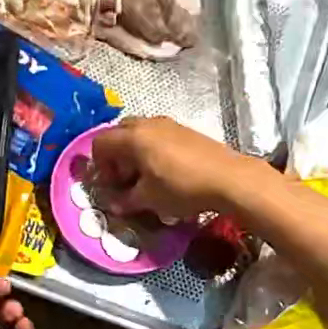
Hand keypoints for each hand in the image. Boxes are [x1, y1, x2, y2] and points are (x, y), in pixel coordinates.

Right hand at [89, 117, 271, 219]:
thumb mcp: (150, 199)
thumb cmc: (182, 188)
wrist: (228, 178)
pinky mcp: (186, 130)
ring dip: (135, 153)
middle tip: (125, 180)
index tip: (109, 186)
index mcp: (133, 137)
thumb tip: (114, 205)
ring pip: (140, 133)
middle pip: (119, 134)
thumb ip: (126, 200)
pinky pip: (158, 136)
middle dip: (116, 157)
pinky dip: (153, 150)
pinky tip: (166, 172)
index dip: (99, 166)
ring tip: (146, 178)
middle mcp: (148, 123)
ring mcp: (169, 124)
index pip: (100, 143)